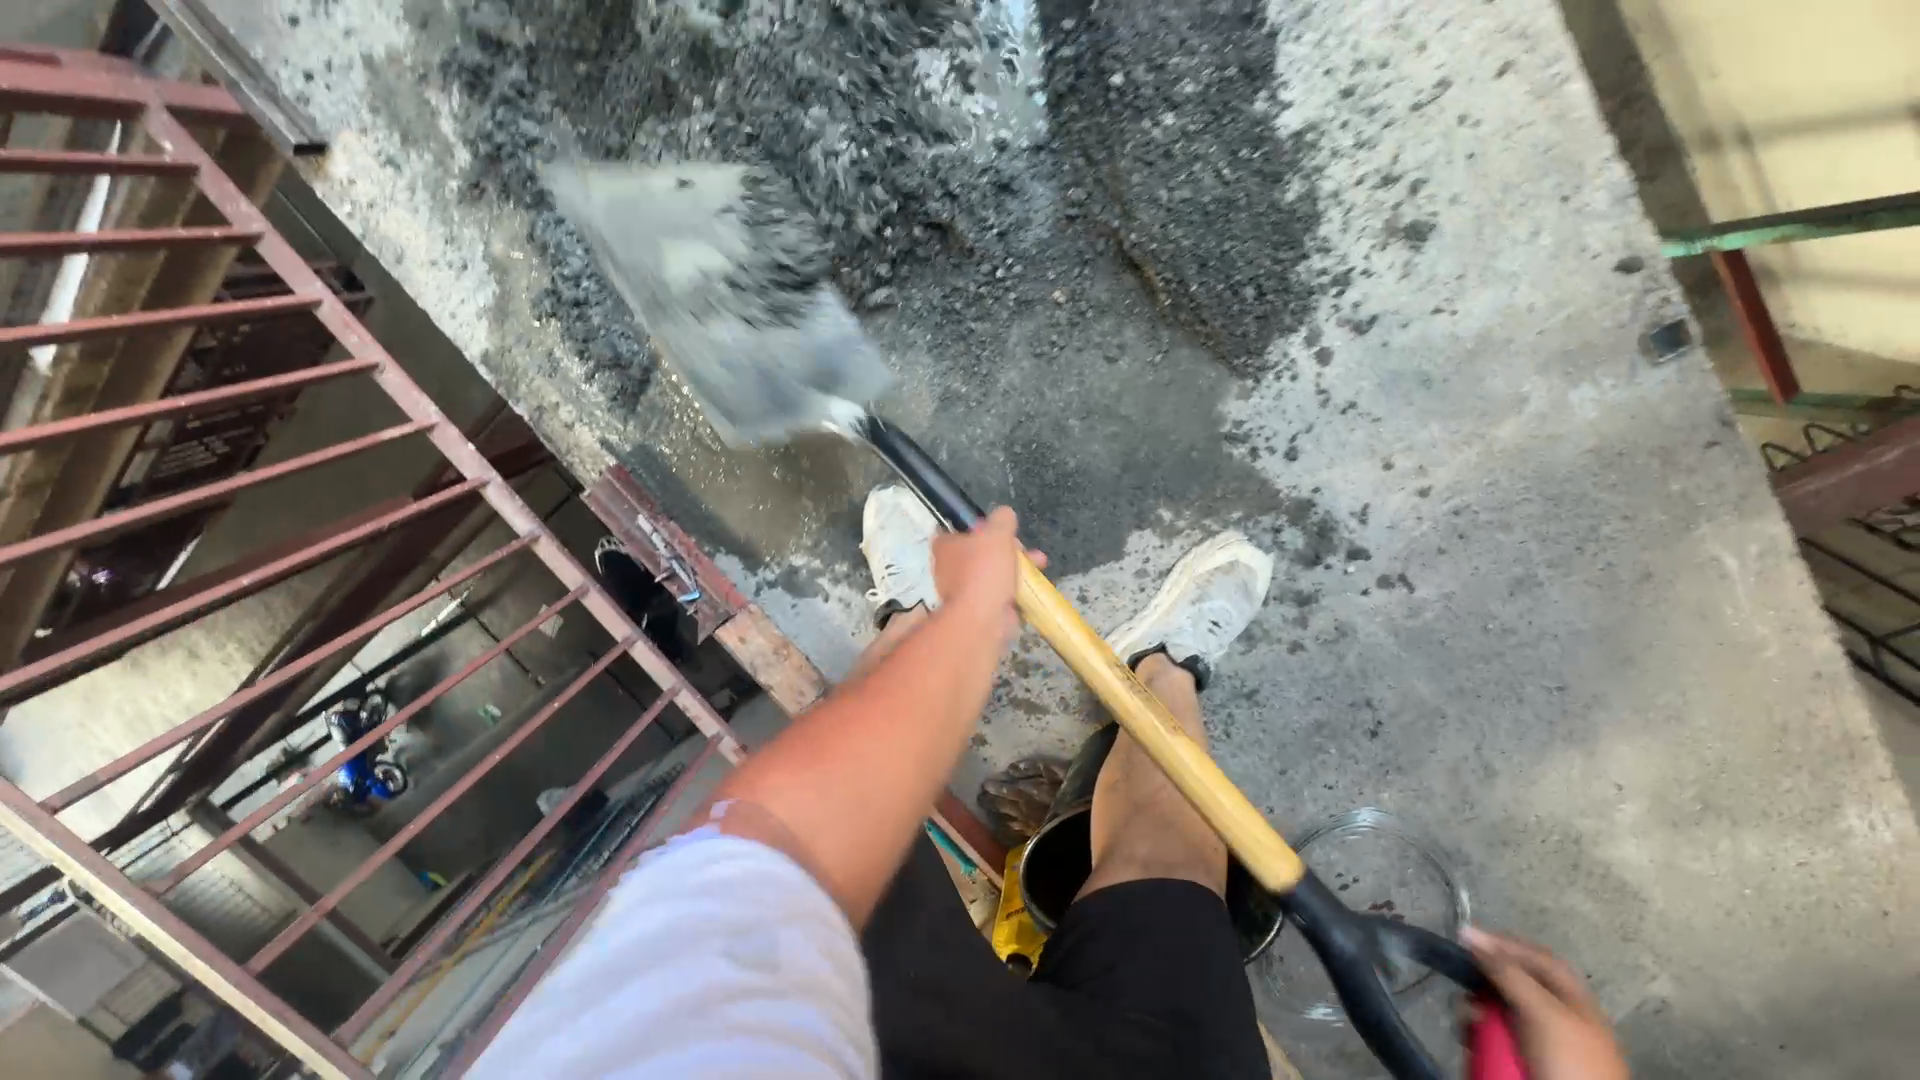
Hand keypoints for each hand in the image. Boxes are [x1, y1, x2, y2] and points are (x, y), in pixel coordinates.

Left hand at [931, 507, 1044, 646]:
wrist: (981, 618)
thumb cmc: (984, 570)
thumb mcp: (997, 533)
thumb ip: (1002, 519)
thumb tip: (1005, 513)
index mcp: (944, 545)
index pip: (959, 529)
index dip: (982, 526)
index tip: (1001, 529)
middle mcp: (948, 567)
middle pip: (981, 551)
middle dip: (1008, 548)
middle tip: (1023, 548)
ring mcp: (962, 590)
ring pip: (992, 572)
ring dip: (1016, 567)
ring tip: (1039, 564)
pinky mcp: (977, 608)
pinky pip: (998, 593)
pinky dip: (1015, 589)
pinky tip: (1032, 585)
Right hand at [1463, 927, 1628, 1079]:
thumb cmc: (1570, 1061)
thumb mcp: (1543, 1013)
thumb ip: (1508, 972)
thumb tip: (1470, 933)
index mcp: (1571, 997)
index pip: (1535, 956)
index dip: (1503, 943)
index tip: (1466, 938)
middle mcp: (1555, 1014)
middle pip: (1510, 983)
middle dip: (1482, 984)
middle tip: (1464, 988)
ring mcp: (1539, 1040)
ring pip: (1496, 1011)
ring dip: (1476, 1012)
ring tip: (1468, 1021)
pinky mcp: (1522, 1060)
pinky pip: (1493, 1037)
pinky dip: (1478, 1034)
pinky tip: (1471, 1038)